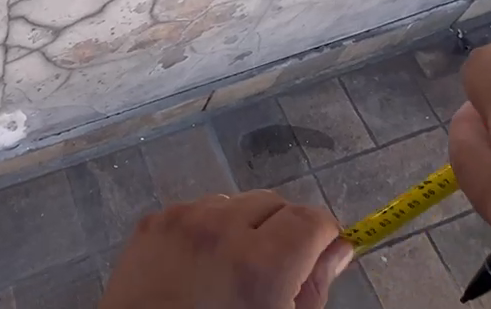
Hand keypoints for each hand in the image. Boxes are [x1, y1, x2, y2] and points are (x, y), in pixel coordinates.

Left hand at [98, 190, 352, 308]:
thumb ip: (313, 288)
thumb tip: (337, 249)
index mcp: (260, 266)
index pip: (310, 219)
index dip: (323, 235)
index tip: (321, 253)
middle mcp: (220, 229)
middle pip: (273, 202)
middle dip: (283, 230)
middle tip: (277, 269)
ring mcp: (182, 219)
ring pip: (233, 202)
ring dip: (243, 226)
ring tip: (233, 270)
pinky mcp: (154, 220)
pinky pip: (196, 209)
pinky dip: (207, 229)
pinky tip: (201, 266)